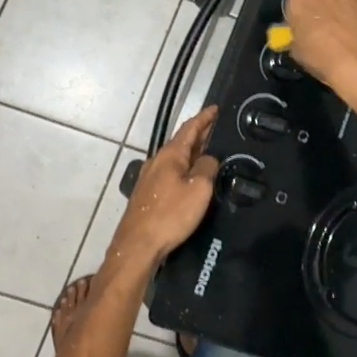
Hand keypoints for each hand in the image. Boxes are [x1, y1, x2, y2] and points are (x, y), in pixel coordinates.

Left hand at [110, 107, 221, 261]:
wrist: (137, 247)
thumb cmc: (170, 214)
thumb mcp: (199, 189)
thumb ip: (207, 167)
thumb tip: (208, 159)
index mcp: (169, 155)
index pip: (190, 128)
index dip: (205, 117)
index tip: (216, 109)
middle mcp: (156, 161)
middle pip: (181, 142)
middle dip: (200, 135)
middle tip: (218, 131)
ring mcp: (149, 179)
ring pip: (175, 159)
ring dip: (192, 154)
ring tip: (209, 155)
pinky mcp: (147, 195)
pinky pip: (170, 174)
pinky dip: (184, 170)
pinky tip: (191, 180)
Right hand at [283, 0, 356, 102]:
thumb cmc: (321, 59)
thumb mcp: (296, 51)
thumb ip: (295, 34)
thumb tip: (299, 33)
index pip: (295, 3)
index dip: (300, 16)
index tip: (305, 28)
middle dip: (320, 7)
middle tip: (326, 27)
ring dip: (340, 6)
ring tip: (347, 28)